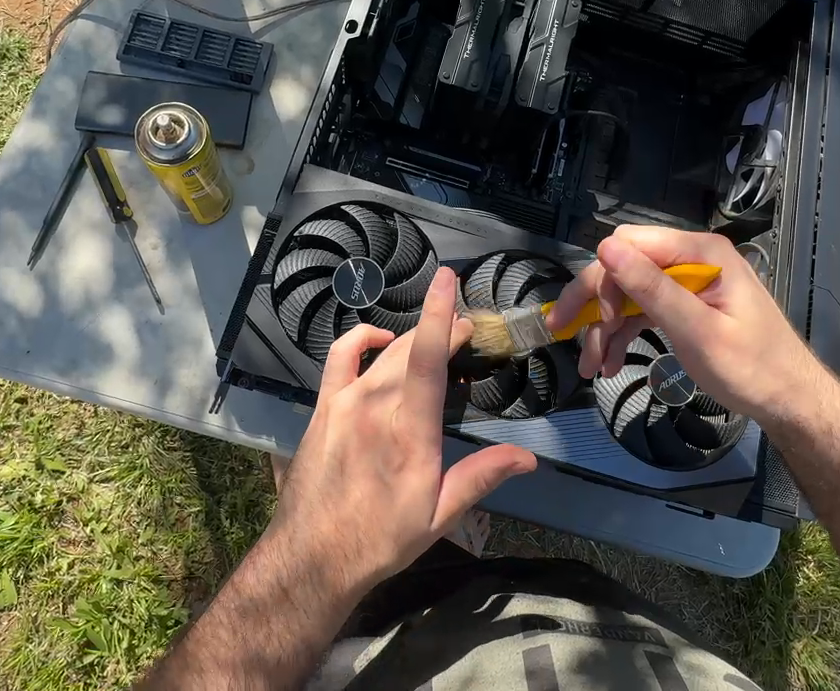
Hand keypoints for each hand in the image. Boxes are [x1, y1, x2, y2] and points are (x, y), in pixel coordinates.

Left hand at [262, 267, 535, 599]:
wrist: (311, 557)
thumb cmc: (381, 538)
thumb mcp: (439, 516)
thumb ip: (481, 477)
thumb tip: (529, 458)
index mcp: (410, 431)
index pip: (428, 358)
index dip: (440, 315)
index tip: (450, 281)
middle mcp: (376, 405)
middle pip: (411, 347)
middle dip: (442, 329)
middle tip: (466, 331)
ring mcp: (344, 401)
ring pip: (385, 351)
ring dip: (412, 336)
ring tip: (434, 336)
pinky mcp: (323, 405)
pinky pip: (341, 355)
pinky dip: (363, 337)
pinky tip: (381, 340)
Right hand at [550, 226, 824, 420]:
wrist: (790, 401)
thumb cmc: (753, 368)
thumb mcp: (698, 331)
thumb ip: (651, 288)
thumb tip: (604, 247)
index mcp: (699, 252)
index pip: (630, 244)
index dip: (604, 276)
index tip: (596, 319)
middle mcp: (689, 258)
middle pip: (622, 267)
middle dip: (592, 302)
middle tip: (562, 332)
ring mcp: (685, 282)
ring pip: (626, 292)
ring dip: (604, 327)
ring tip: (591, 367)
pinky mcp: (683, 304)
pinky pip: (641, 310)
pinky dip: (623, 335)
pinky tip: (610, 363)